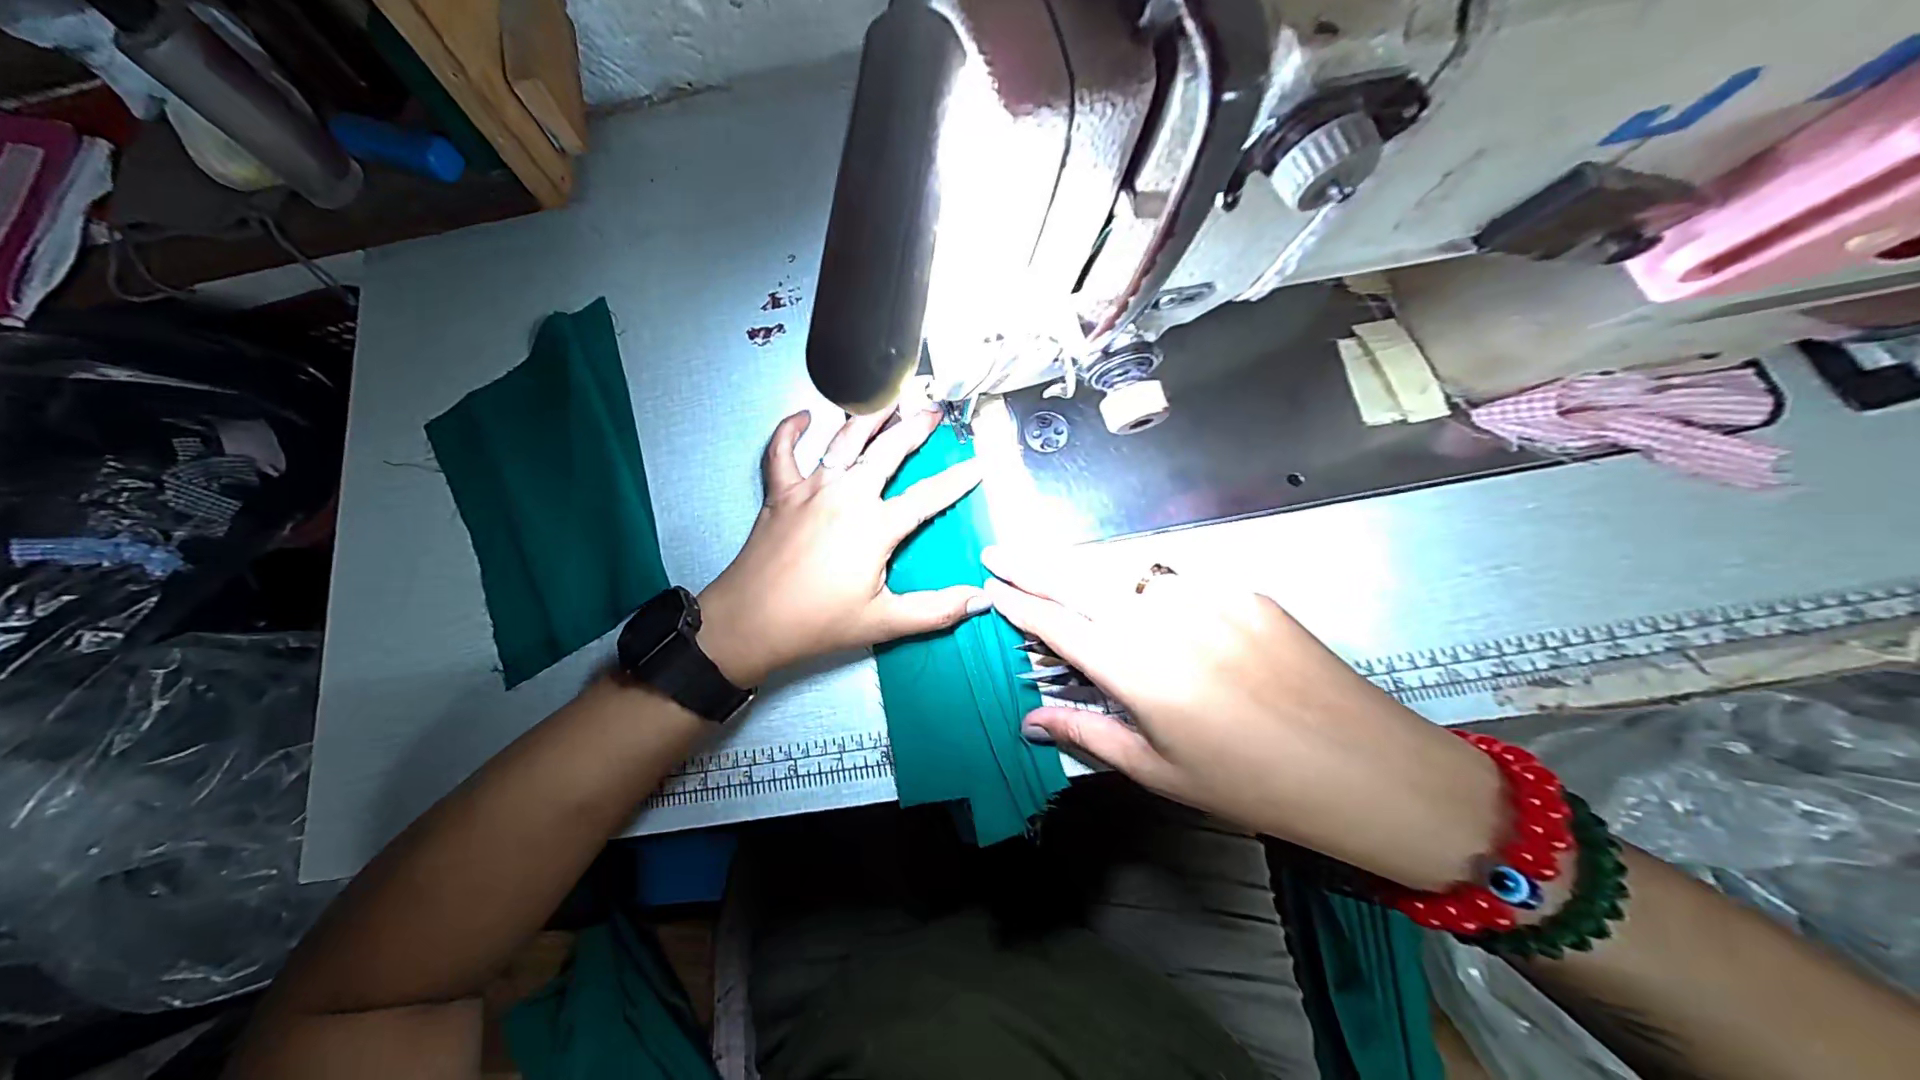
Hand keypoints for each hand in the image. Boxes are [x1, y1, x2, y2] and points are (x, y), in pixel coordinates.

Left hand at [694, 405, 988, 687]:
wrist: (750, 622)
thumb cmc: (817, 623)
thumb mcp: (884, 622)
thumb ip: (936, 610)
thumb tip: (979, 600)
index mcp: (876, 527)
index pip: (928, 497)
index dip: (958, 480)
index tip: (978, 464)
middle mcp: (846, 496)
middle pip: (888, 451)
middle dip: (915, 427)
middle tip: (933, 410)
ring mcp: (810, 489)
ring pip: (843, 440)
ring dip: (868, 416)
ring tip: (886, 398)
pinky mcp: (780, 493)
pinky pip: (782, 452)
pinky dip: (791, 430)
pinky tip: (803, 417)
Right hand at [982, 546, 1503, 889]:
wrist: (1364, 766)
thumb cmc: (1251, 783)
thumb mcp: (1160, 771)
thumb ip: (1089, 734)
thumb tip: (1032, 720)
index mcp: (1138, 670)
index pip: (1059, 625)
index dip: (1020, 604)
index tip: (992, 586)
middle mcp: (1165, 620)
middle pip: (1081, 578)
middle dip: (1033, 562)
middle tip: (999, 548)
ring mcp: (1207, 596)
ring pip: (1125, 566)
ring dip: (1082, 562)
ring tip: (1050, 562)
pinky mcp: (1243, 589)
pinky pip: (1175, 575)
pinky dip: (1140, 576)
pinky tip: (1131, 587)